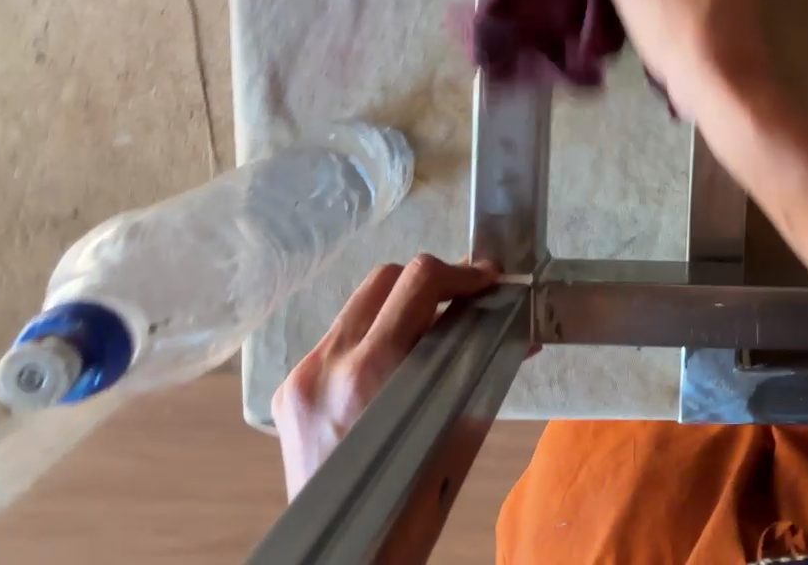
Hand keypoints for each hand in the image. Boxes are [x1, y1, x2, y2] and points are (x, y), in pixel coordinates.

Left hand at [272, 255, 499, 497]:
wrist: (344, 560)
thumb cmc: (412, 504)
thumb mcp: (458, 428)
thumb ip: (479, 364)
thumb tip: (518, 329)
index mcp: (370, 370)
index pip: (418, 280)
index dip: (461, 272)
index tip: (488, 280)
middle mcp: (328, 362)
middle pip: (385, 279)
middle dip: (431, 282)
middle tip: (464, 300)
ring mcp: (303, 374)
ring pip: (360, 305)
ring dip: (401, 306)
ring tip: (432, 331)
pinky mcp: (289, 390)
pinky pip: (339, 338)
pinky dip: (373, 335)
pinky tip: (394, 363)